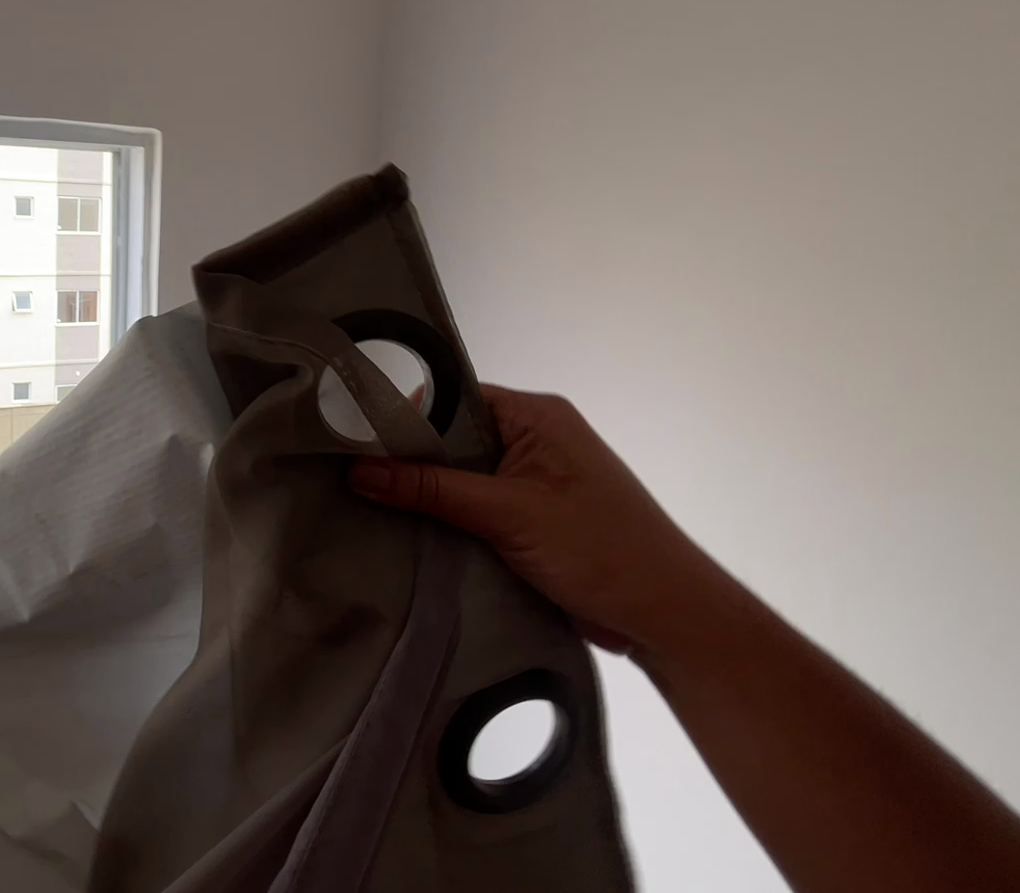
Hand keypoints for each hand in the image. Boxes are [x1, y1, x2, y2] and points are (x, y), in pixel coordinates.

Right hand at [349, 384, 728, 657]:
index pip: (452, 399)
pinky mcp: (523, 514)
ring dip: (422, 490)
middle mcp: (529, 437)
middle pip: (449, 436)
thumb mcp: (506, 513)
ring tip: (366, 500)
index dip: (405, 415)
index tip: (355, 439)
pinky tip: (403, 526)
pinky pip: (468, 502)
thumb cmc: (599, 549)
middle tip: (351, 474)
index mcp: (535, 416)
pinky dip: (441, 513)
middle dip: (406, 457)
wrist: (668, 618)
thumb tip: (357, 470)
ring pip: (455, 473)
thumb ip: (430, 488)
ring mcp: (527, 478)